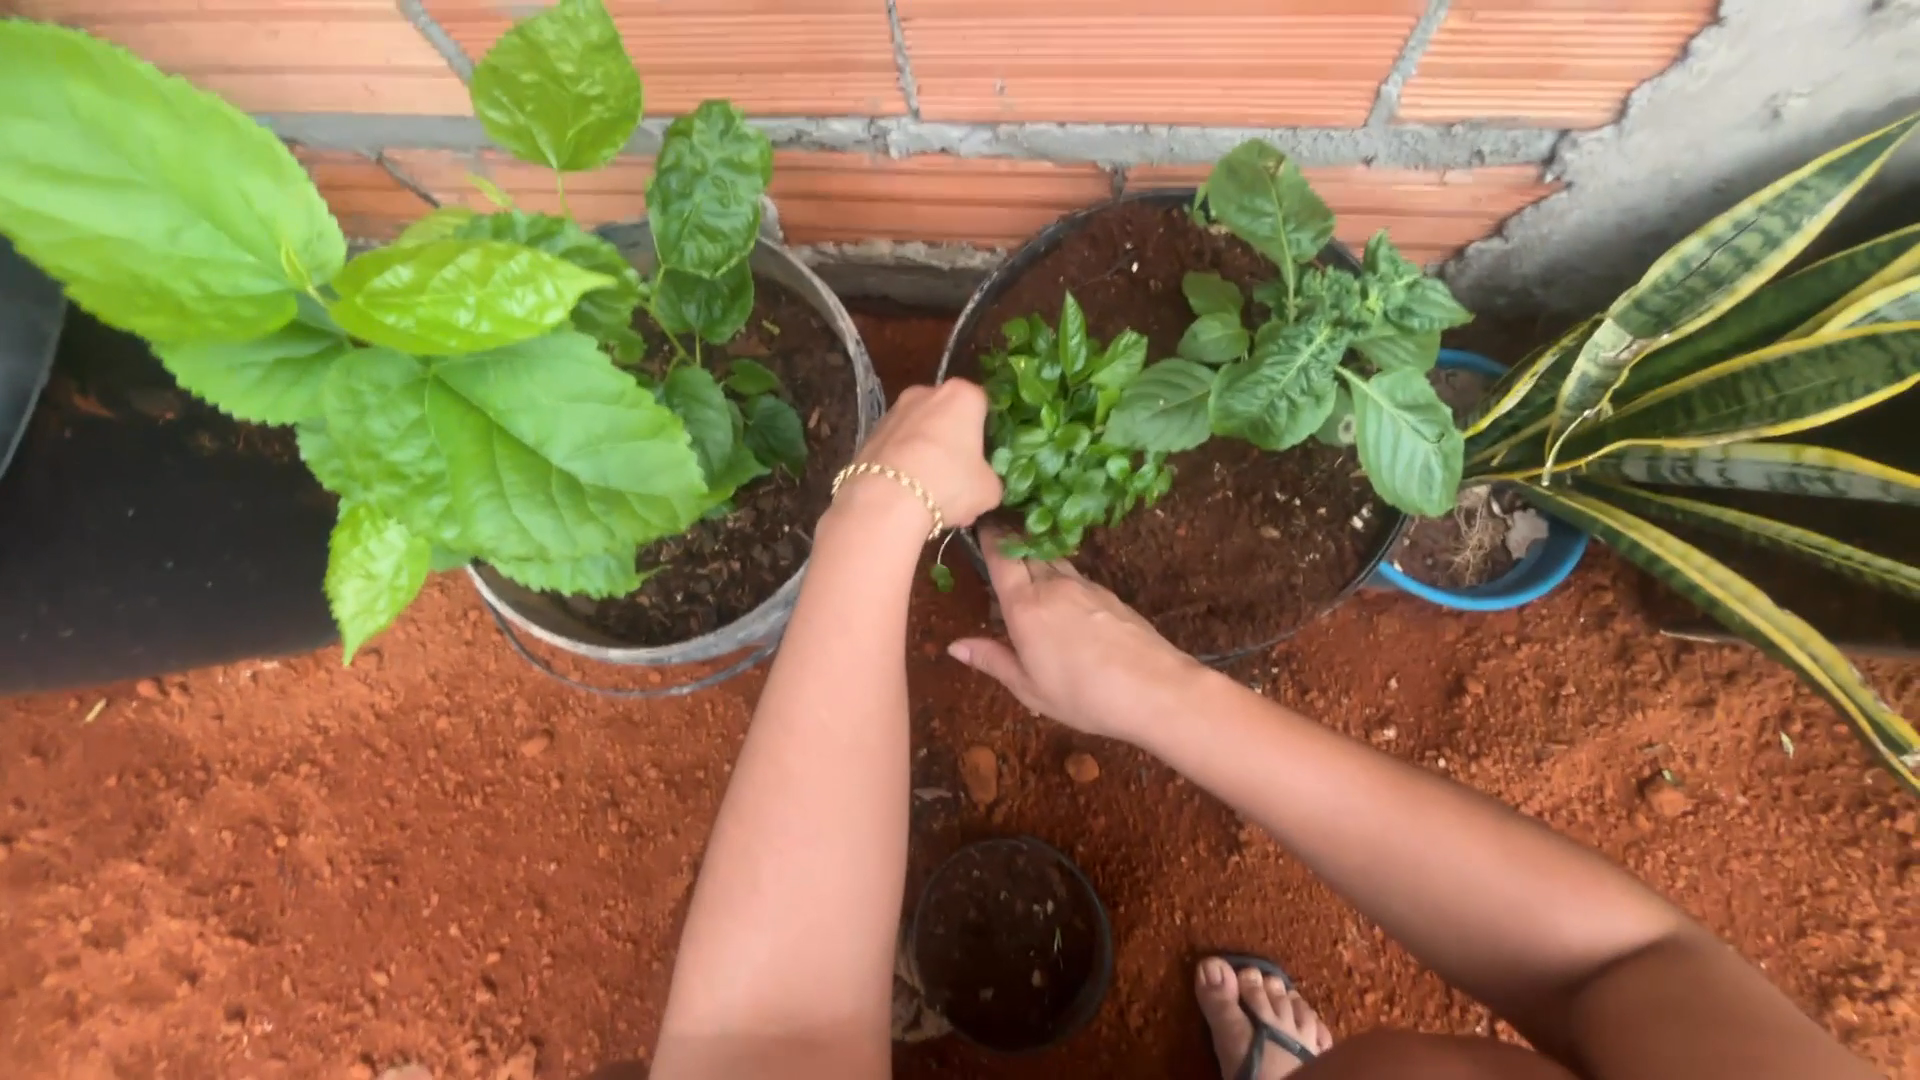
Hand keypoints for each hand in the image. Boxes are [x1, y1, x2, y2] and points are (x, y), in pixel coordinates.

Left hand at [840, 380, 1002, 529]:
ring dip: (927, 454)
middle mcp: (925, 393)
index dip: (986, 431)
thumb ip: (990, 480)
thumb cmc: (948, 483)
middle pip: (947, 416)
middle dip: (954, 442)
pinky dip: (904, 465)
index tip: (986, 456)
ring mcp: (893, 411)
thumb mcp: (988, 490)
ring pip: (920, 432)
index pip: (982, 404)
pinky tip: (907, 494)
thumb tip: (983, 484)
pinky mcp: (869, 434)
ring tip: (931, 492)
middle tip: (960, 477)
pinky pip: (897, 448)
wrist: (885, 501)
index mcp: (961, 395)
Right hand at [947, 527, 1211, 740]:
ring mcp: (1085, 587)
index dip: (990, 536)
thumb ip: (992, 660)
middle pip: (1026, 551)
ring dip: (1035, 554)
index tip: (980, 521)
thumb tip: (955, 645)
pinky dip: (1059, 572)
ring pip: (1052, 560)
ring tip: (1023, 557)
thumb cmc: (1084, 696)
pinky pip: (1074, 574)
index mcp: (1025, 607)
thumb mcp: (1029, 688)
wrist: (1155, 689)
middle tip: (995, 530)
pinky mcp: (1108, 595)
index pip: (1002, 558)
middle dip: (1009, 539)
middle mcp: (1053, 586)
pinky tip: (1059, 589)